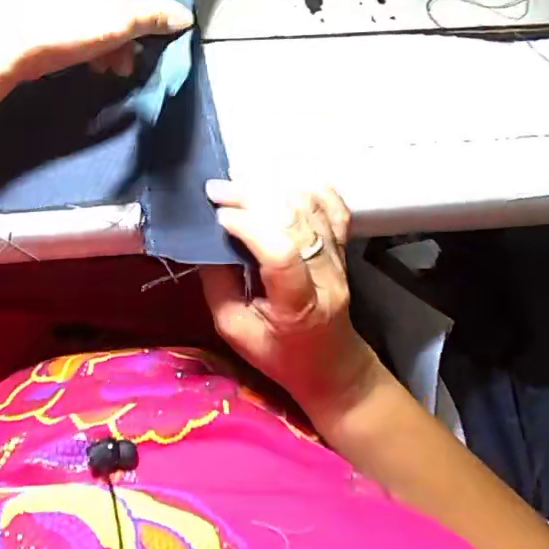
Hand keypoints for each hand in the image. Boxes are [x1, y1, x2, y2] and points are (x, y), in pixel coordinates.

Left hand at [0, 0, 192, 86]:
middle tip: (141, 48)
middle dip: (137, 17)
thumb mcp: (121, 21)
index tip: (169, 12)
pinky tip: (94, 60)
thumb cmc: (61, 23)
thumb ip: (159, 15)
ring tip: (115, 64)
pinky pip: (79, 1)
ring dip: (116, 31)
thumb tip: (183, 15)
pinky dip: (91, 28)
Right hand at [198, 181, 382, 422]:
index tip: (218, 215)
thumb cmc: (279, 354)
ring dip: (272, 189)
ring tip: (239, 184)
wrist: (332, 366)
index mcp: (299, 306)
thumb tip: (205, 238)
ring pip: (311, 209)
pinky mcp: (343, 248)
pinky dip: (306, 189)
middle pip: (296, 222)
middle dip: (252, 198)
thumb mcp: (233, 330)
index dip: (250, 226)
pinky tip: (280, 183)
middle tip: (217, 190)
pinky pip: (334, 207)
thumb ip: (218, 283)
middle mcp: (326, 277)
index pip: (282, 254)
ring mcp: (339, 260)